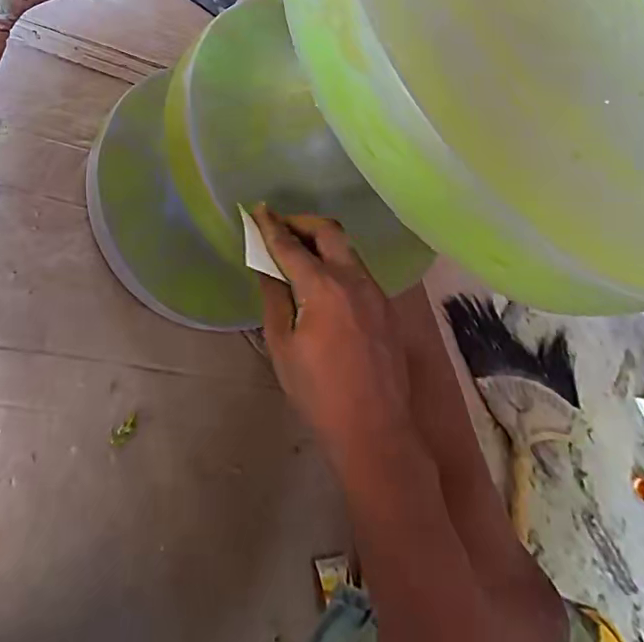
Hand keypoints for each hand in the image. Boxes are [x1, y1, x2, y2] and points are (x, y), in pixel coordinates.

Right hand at [250, 207, 411, 447]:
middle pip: (329, 231)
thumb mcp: (281, 343)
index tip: (256, 210)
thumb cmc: (316, 391)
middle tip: (278, 228)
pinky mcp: (387, 310)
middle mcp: (354, 281)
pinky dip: (336, 263)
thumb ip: (274, 296)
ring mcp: (377, 295)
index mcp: (323, 288)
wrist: (374, 433)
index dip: (270, 226)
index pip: (290, 245)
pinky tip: (321, 283)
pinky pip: (359, 271)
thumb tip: (266, 267)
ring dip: (320, 242)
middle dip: (301, 223)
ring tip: (296, 254)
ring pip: (348, 250)